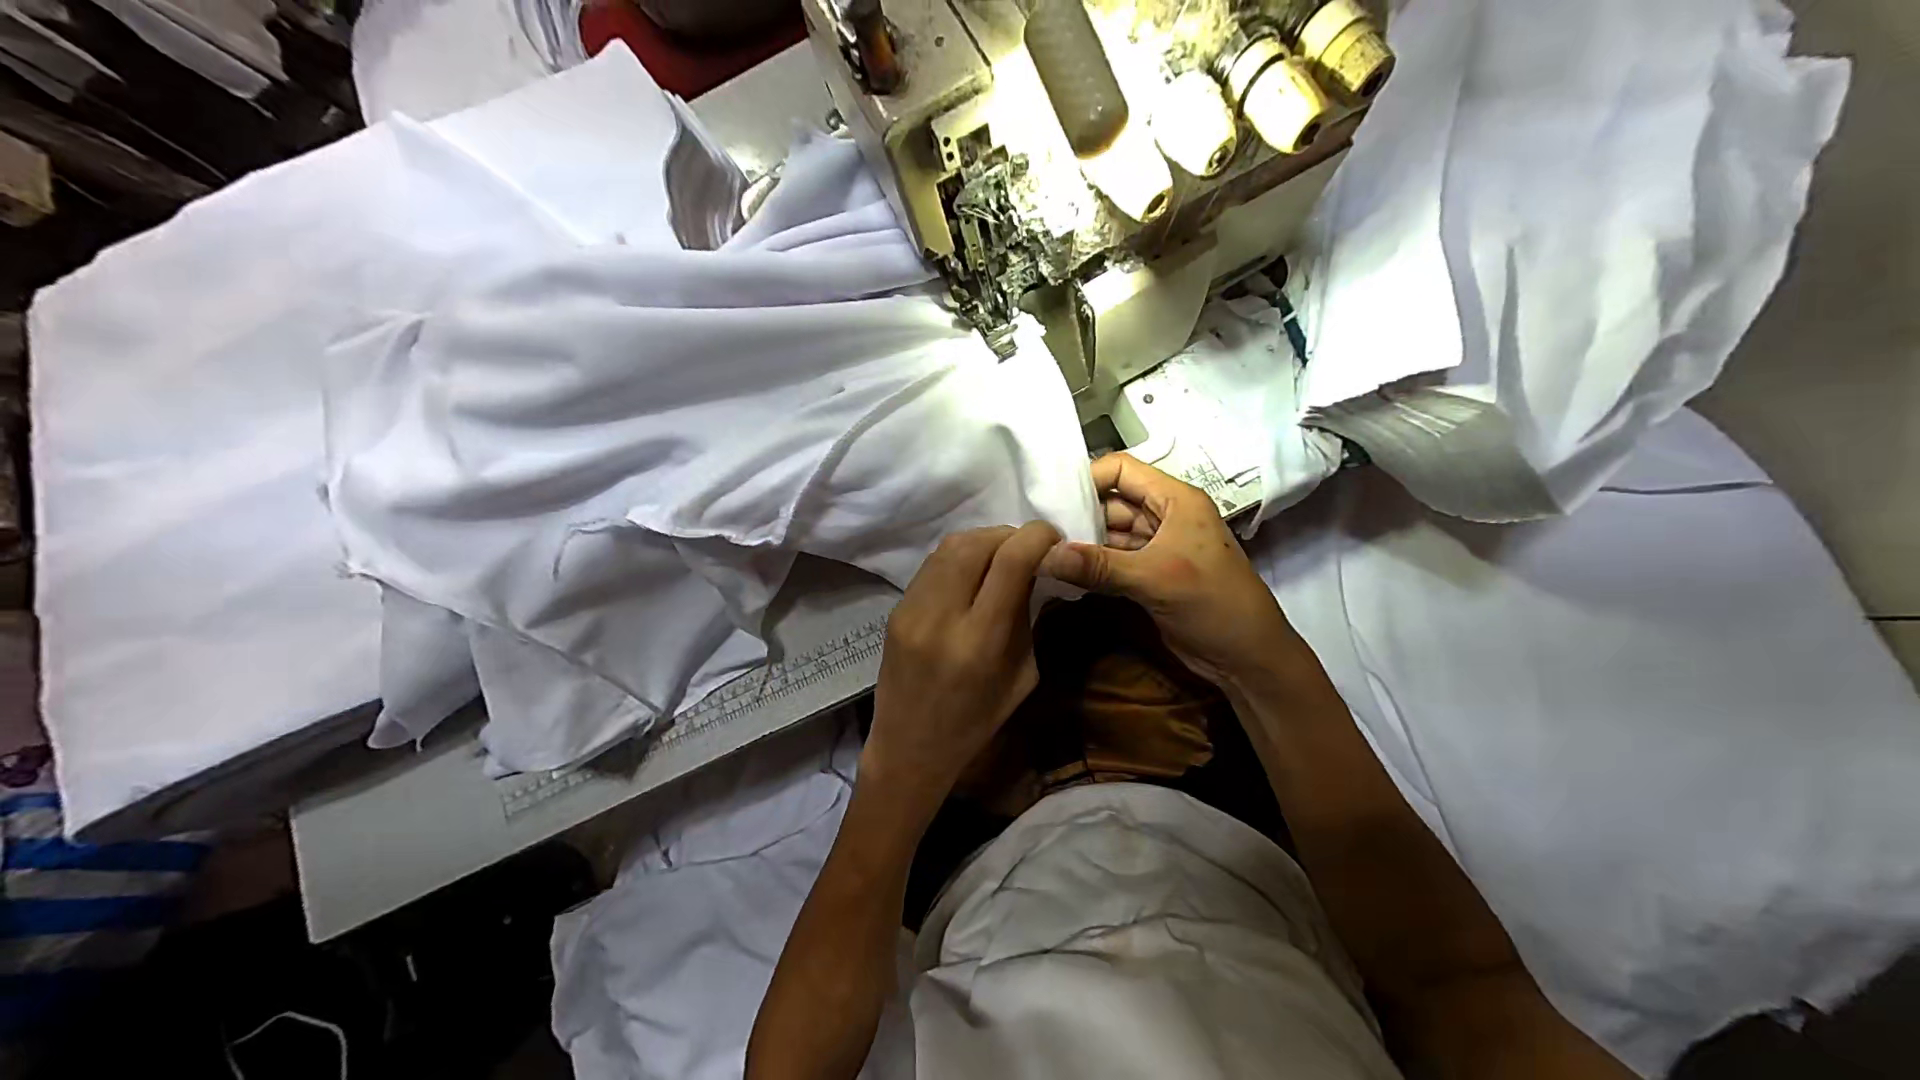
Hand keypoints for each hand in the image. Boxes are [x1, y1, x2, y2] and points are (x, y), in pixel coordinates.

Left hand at [862, 521, 1061, 823]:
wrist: (908, 748)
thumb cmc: (976, 723)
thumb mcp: (1022, 675)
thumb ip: (1027, 618)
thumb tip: (1034, 570)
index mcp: (980, 641)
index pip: (1011, 562)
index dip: (1037, 537)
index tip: (1053, 539)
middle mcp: (942, 618)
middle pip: (977, 543)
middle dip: (1010, 534)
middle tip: (1029, 546)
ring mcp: (911, 610)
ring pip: (950, 546)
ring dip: (984, 539)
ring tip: (1002, 554)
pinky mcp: (896, 609)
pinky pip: (932, 564)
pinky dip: (959, 556)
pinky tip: (973, 570)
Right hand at [1039, 453, 1295, 688]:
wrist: (1248, 659)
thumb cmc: (1214, 604)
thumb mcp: (1156, 578)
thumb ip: (1098, 566)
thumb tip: (1042, 556)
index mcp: (1175, 500)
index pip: (1123, 469)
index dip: (1088, 478)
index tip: (1051, 499)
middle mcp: (1164, 517)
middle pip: (1111, 502)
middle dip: (1077, 514)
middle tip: (1037, 531)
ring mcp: (1155, 548)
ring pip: (1108, 534)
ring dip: (1080, 544)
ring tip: (1041, 551)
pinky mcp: (1148, 576)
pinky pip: (1111, 562)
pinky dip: (1090, 566)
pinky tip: (1060, 572)